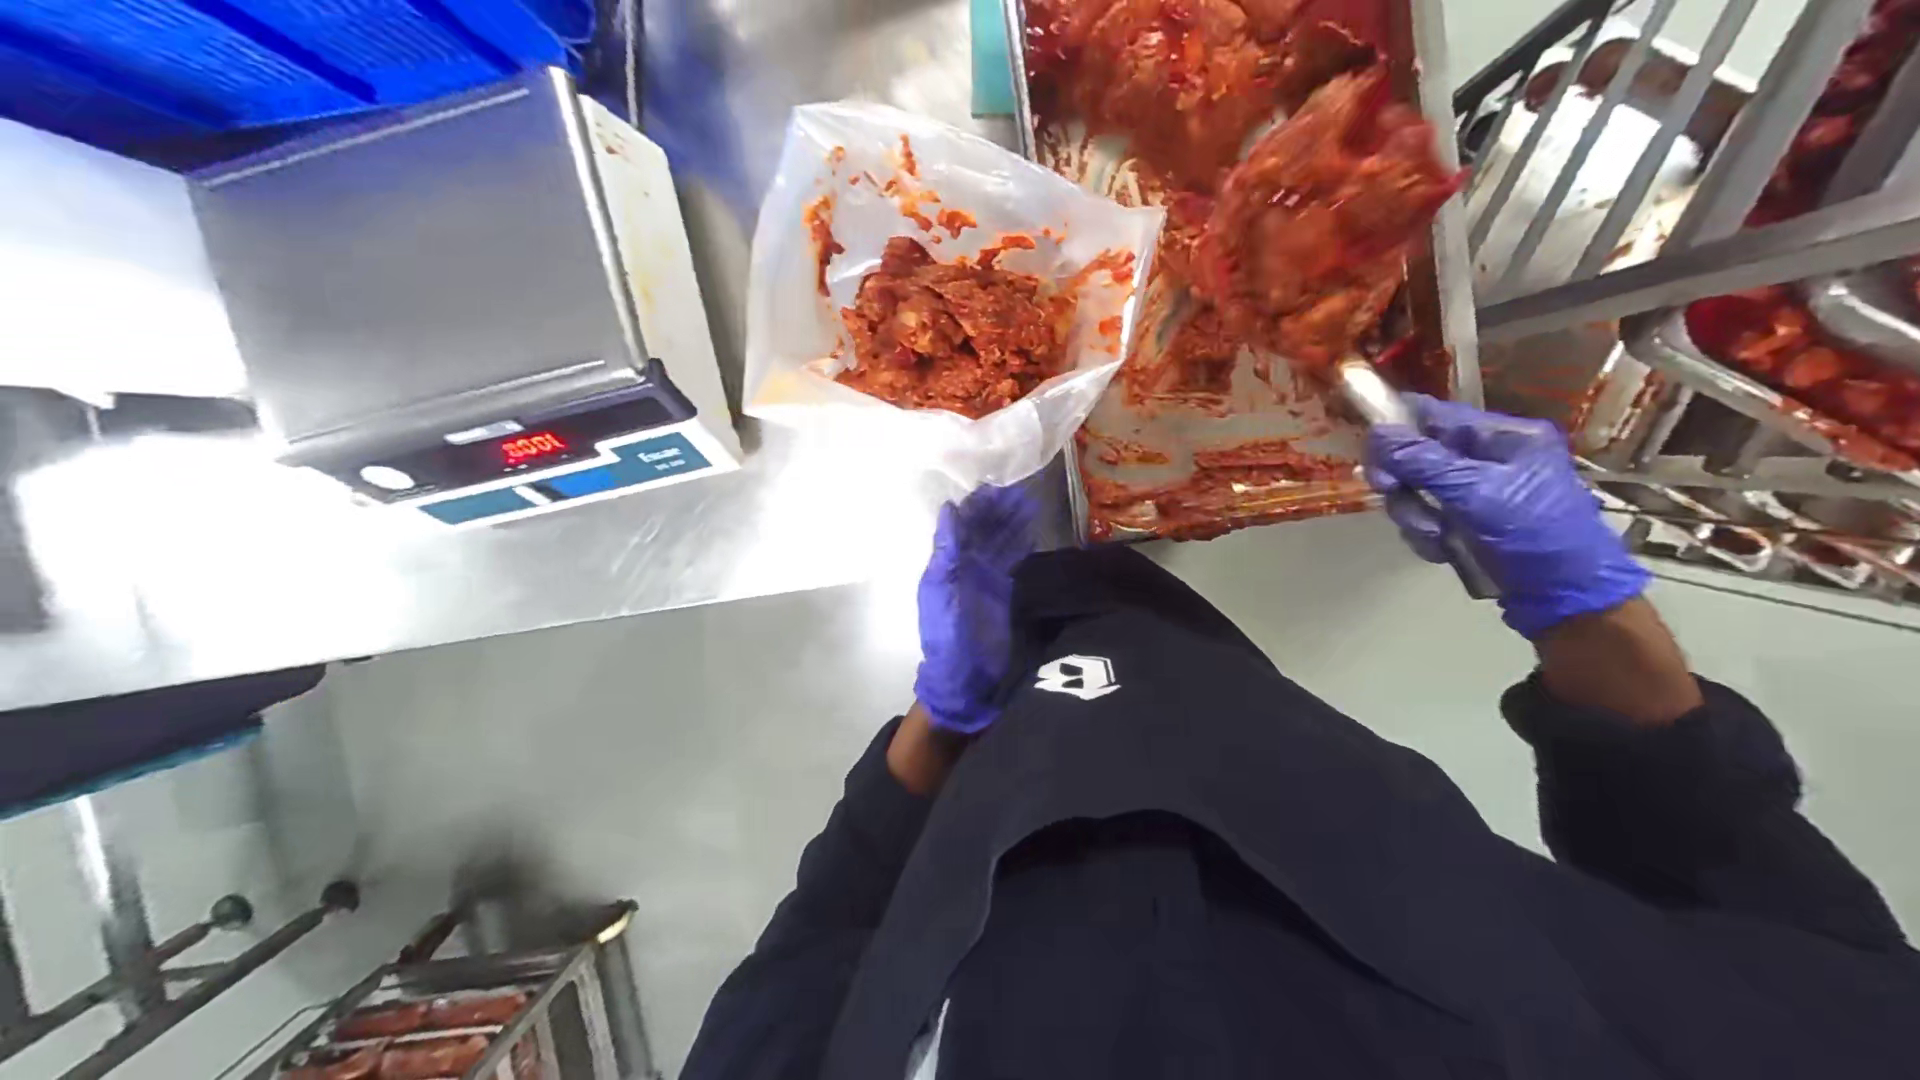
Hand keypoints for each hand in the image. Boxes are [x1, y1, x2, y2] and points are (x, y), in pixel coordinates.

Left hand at [912, 484, 1038, 733]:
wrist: (963, 676)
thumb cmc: (946, 634)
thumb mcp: (941, 590)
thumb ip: (947, 551)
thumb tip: (948, 508)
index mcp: (948, 562)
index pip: (963, 525)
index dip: (977, 505)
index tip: (994, 486)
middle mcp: (966, 565)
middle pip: (985, 530)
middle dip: (1000, 509)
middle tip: (1021, 490)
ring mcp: (986, 577)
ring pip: (1001, 541)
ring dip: (1014, 522)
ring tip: (1031, 502)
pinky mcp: (1003, 591)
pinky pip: (1013, 561)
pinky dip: (1022, 545)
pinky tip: (1033, 531)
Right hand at [1364, 394, 1649, 638]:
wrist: (1562, 594)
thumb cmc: (1530, 532)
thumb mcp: (1475, 492)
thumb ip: (1422, 461)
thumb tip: (1376, 431)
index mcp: (1503, 437)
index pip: (1436, 415)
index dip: (1397, 424)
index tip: (1367, 445)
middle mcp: (1486, 458)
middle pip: (1416, 454)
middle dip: (1401, 478)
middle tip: (1388, 491)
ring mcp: (1473, 491)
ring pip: (1413, 489)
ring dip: (1413, 514)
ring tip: (1434, 535)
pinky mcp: (1463, 520)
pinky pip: (1422, 516)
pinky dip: (1423, 534)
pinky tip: (1442, 548)